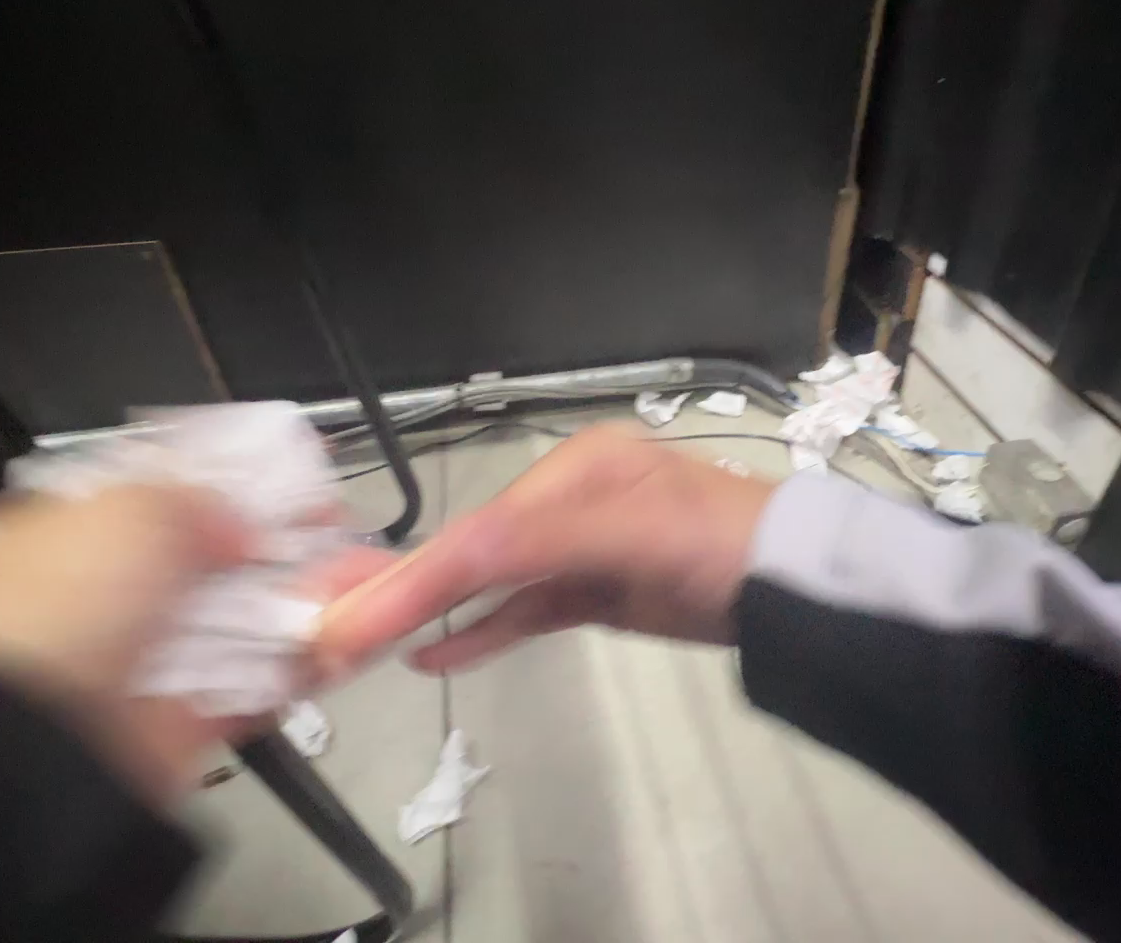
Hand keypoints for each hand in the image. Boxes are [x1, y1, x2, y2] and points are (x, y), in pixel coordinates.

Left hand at [0, 485, 396, 801]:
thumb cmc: (48, 614)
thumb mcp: (127, 510)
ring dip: (316, 598)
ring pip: (256, 619)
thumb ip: (194, 494)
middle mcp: (114, 601)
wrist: (27, 749)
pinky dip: (311, 658)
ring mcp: (151, 661)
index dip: (239, 489)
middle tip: (343, 531)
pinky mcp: (188, 718)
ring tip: (368, 578)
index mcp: (76, 541)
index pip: (173, 500)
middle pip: (230, 561)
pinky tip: (352, 635)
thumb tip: (237, 521)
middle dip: (295, 545)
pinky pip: (266, 679)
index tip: (294, 482)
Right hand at [314, 426, 777, 673]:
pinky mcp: (594, 591)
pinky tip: (435, 652)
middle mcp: (568, 500)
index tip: (351, 621)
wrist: (789, 587)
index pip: (480, 528)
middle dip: (410, 589)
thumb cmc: (713, 542)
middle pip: (477, 549)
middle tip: (332, 627)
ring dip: (436, 610)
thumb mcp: (630, 532)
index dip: (416, 575)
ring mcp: (580, 549)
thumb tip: (441, 562)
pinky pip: (528, 609)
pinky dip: (484, 630)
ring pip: (495, 581)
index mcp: (574, 469)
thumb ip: (537, 545)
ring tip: (364, 640)